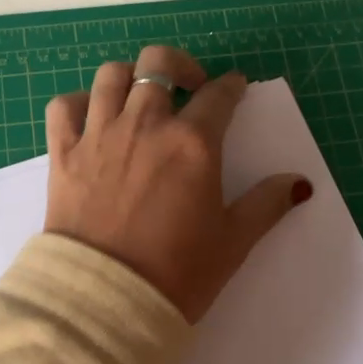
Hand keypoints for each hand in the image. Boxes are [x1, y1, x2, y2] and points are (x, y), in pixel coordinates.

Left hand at [44, 46, 311, 323]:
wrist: (105, 300)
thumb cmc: (177, 274)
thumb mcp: (233, 242)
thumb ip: (266, 204)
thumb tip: (299, 183)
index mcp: (192, 143)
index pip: (219, 95)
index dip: (231, 86)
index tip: (234, 88)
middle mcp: (145, 125)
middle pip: (159, 64)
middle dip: (180, 65)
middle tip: (189, 85)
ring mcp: (99, 135)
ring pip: (111, 75)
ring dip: (130, 76)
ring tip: (139, 96)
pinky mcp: (63, 153)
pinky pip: (64, 106)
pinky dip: (78, 103)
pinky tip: (92, 117)